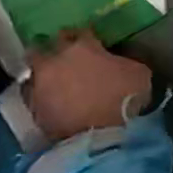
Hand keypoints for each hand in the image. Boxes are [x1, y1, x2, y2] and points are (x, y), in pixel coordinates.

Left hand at [25, 31, 153, 140]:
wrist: (103, 140)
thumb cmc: (126, 101)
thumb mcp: (140, 74)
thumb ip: (124, 61)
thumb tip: (118, 62)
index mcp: (82, 46)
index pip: (80, 31)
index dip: (86, 37)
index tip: (90, 43)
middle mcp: (54, 60)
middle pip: (44, 46)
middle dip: (52, 51)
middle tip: (63, 60)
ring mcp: (39, 85)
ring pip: (34, 73)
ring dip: (43, 76)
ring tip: (54, 84)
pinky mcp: (32, 111)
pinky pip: (34, 99)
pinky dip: (41, 99)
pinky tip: (52, 105)